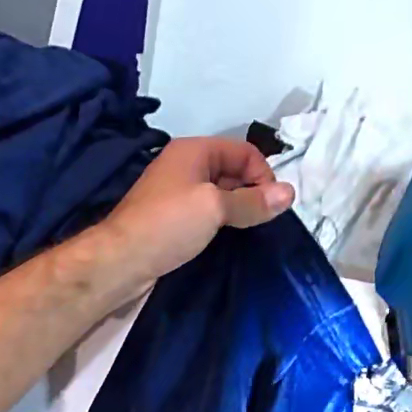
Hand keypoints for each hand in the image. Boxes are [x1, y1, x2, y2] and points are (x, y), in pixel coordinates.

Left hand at [97, 136, 294, 285]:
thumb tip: (290, 193)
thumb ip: (252, 201)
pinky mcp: (170, 218)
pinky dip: (220, 222)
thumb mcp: (215, 208)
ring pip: (219, 194)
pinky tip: (227, 238)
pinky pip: (205, 213)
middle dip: (252, 192)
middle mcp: (184, 166)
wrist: (121, 261)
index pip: (244, 151)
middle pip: (232, 171)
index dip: (263, 174)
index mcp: (193, 150)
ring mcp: (175, 193)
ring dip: (237, 209)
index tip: (272, 206)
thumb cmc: (168, 225)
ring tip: (249, 231)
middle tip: (263, 221)